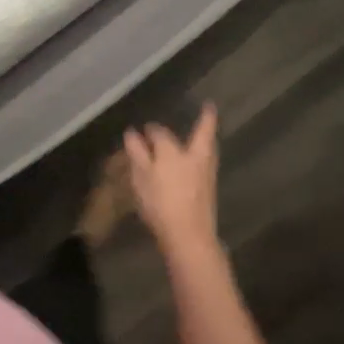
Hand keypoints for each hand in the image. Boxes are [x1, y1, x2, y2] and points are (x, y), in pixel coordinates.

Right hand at [124, 103, 219, 254]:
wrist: (188, 235)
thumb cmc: (160, 203)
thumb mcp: (141, 177)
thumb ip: (137, 153)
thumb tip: (133, 133)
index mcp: (173, 151)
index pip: (160, 133)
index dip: (151, 131)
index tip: (143, 131)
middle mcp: (194, 157)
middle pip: (203, 134)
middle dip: (206, 121)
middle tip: (209, 108)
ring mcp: (206, 173)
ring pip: (208, 148)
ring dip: (208, 136)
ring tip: (207, 129)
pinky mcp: (210, 188)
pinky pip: (207, 162)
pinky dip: (204, 153)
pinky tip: (198, 158)